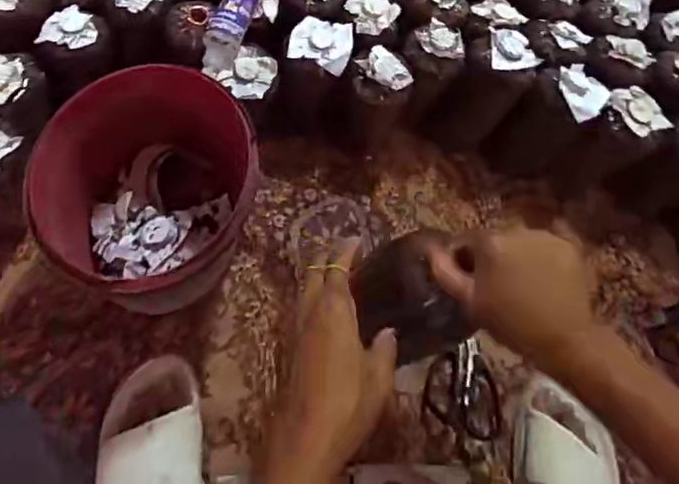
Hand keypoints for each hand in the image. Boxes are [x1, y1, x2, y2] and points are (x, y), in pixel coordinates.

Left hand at [265, 238, 396, 483]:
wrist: (305, 438)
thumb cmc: (347, 401)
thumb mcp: (378, 377)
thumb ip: (384, 348)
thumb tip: (387, 331)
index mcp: (334, 309)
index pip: (337, 268)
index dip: (345, 251)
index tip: (355, 238)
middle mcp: (311, 312)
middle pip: (314, 273)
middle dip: (326, 257)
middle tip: (343, 251)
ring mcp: (297, 330)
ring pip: (304, 290)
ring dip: (317, 276)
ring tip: (334, 274)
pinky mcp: (291, 349)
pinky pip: (302, 309)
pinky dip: (312, 297)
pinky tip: (324, 310)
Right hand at [425, 226, 607, 376]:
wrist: (566, 341)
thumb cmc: (513, 325)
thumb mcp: (472, 302)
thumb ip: (446, 272)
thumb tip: (431, 249)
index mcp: (489, 241)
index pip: (468, 240)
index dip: (468, 260)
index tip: (475, 281)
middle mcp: (516, 228)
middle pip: (497, 237)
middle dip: (495, 255)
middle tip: (501, 285)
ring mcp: (545, 233)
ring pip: (522, 238)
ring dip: (520, 253)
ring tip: (528, 282)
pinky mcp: (568, 242)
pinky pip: (551, 238)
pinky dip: (546, 251)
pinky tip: (548, 271)